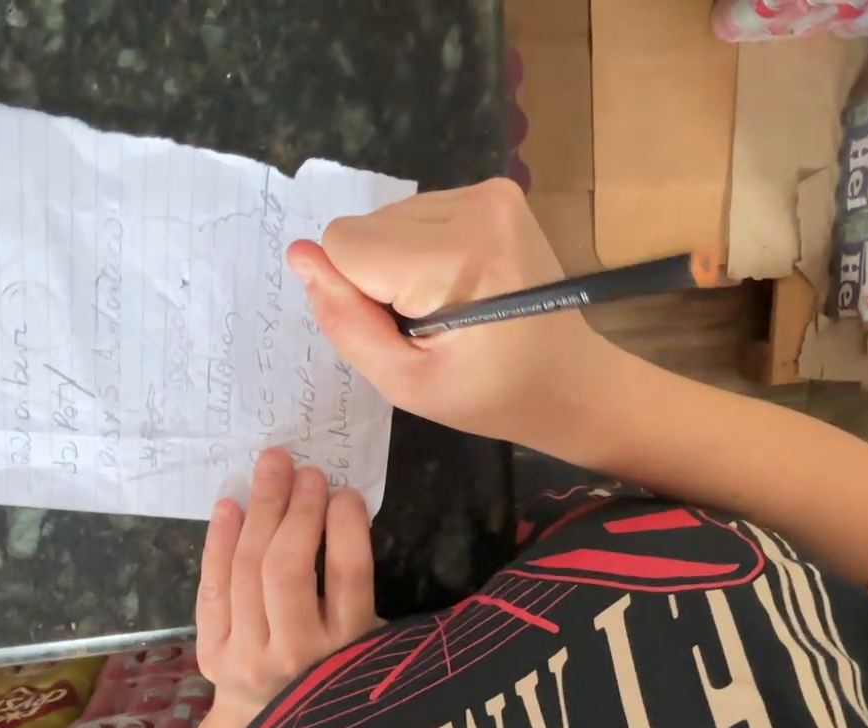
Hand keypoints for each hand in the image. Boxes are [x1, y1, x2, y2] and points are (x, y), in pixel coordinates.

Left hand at [195, 449, 380, 723]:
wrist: (272, 727)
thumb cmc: (333, 671)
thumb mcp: (366, 639)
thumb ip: (356, 589)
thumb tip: (340, 507)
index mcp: (348, 650)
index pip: (347, 575)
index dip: (345, 525)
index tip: (346, 493)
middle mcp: (297, 655)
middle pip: (289, 568)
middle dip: (297, 509)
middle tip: (305, 470)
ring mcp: (247, 656)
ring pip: (247, 570)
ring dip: (261, 511)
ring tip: (272, 470)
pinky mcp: (212, 654)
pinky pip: (212, 586)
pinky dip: (219, 542)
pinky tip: (231, 505)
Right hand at [286, 179, 625, 453]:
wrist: (569, 380)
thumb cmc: (490, 396)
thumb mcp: (407, 384)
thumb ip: (345, 322)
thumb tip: (298, 255)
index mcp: (458, 256)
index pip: (345, 244)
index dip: (359, 296)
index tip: (404, 331)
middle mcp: (476, 204)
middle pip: (366, 228)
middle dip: (380, 280)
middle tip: (430, 327)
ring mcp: (491, 192)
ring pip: (389, 220)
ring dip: (402, 267)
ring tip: (449, 310)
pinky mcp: (497, 192)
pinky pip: (418, 214)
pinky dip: (424, 252)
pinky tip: (460, 287)